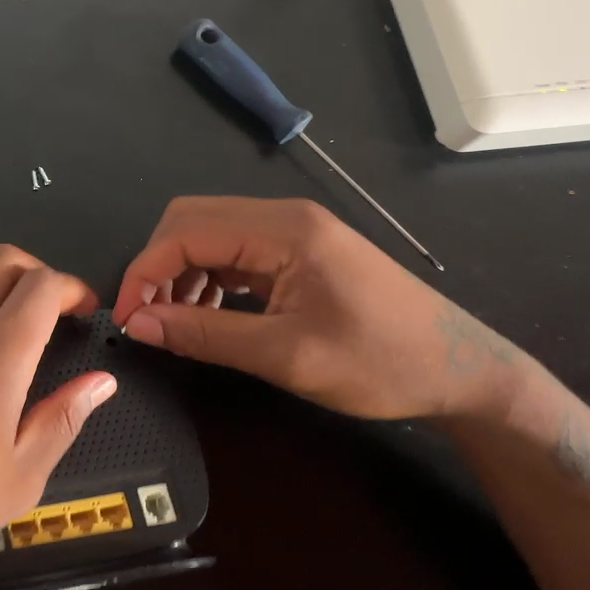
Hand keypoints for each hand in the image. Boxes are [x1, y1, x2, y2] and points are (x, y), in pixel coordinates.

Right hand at [110, 197, 523, 420]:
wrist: (463, 371)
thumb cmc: (381, 364)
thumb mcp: (286, 357)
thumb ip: (205, 335)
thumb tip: (138, 325)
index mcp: (284, 230)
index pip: (184, 231)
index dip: (143, 273)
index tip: (126, 320)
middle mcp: (284, 217)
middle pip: (190, 221)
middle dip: (157, 267)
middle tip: (147, 319)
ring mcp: (293, 232)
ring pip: (208, 235)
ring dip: (180, 274)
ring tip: (176, 325)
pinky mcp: (299, 252)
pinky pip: (233, 252)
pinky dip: (206, 280)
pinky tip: (207, 316)